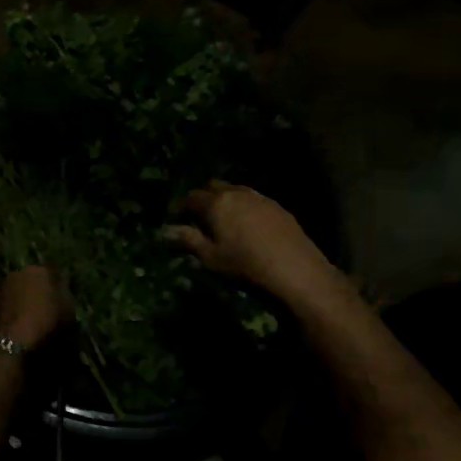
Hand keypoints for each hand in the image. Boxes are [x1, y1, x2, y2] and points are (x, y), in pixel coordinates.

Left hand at [0, 266, 70, 352]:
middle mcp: (20, 271)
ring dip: (26, 294)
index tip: (62, 295)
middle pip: (34, 277)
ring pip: (21, 287)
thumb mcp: (68, 307)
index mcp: (40, 270)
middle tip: (47, 302)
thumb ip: (66, 292)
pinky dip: (16, 304)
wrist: (14, 338)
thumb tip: (63, 285)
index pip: (53, 272)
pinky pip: (12, 298)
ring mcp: (5, 284)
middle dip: (40, 287)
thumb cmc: (46, 319)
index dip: (59, 283)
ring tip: (32, 310)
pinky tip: (21, 316)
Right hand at [163, 180, 332, 299]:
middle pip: (214, 187)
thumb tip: (164, 231)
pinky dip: (242, 208)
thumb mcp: (209, 258)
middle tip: (196, 218)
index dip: (179, 207)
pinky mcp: (279, 208)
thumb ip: (187, 240)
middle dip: (202, 199)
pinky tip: (246, 227)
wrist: (296, 272)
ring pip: (235, 192)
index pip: (190, 198)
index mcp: (216, 203)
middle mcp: (238, 193)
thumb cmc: (244, 266)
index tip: (173, 219)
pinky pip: (253, 200)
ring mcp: (261, 198)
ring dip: (224, 201)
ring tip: (221, 221)